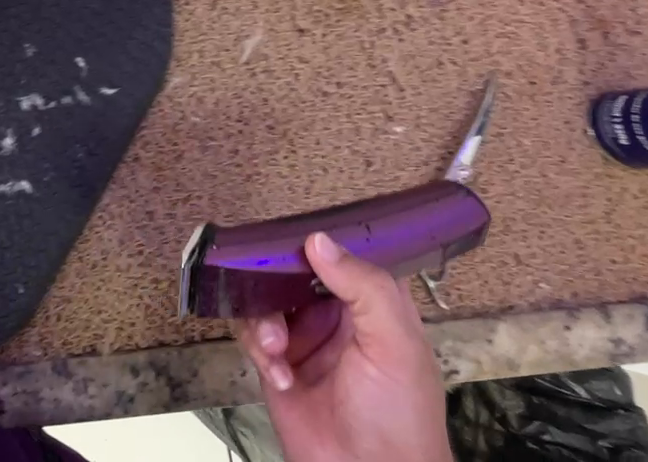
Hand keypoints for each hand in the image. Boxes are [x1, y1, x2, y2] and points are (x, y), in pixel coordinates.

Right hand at [239, 232, 452, 461]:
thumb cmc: (396, 414)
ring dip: (264, 320)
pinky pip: (250, 334)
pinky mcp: (274, 361)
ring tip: (276, 349)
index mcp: (375, 308)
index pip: (347, 258)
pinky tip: (277, 374)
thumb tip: (316, 239)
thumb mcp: (395, 347)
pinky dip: (257, 348)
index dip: (322, 242)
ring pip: (265, 300)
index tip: (293, 233)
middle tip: (267, 289)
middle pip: (294, 273)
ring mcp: (304, 339)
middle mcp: (336, 317)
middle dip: (274, 282)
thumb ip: (365, 289)